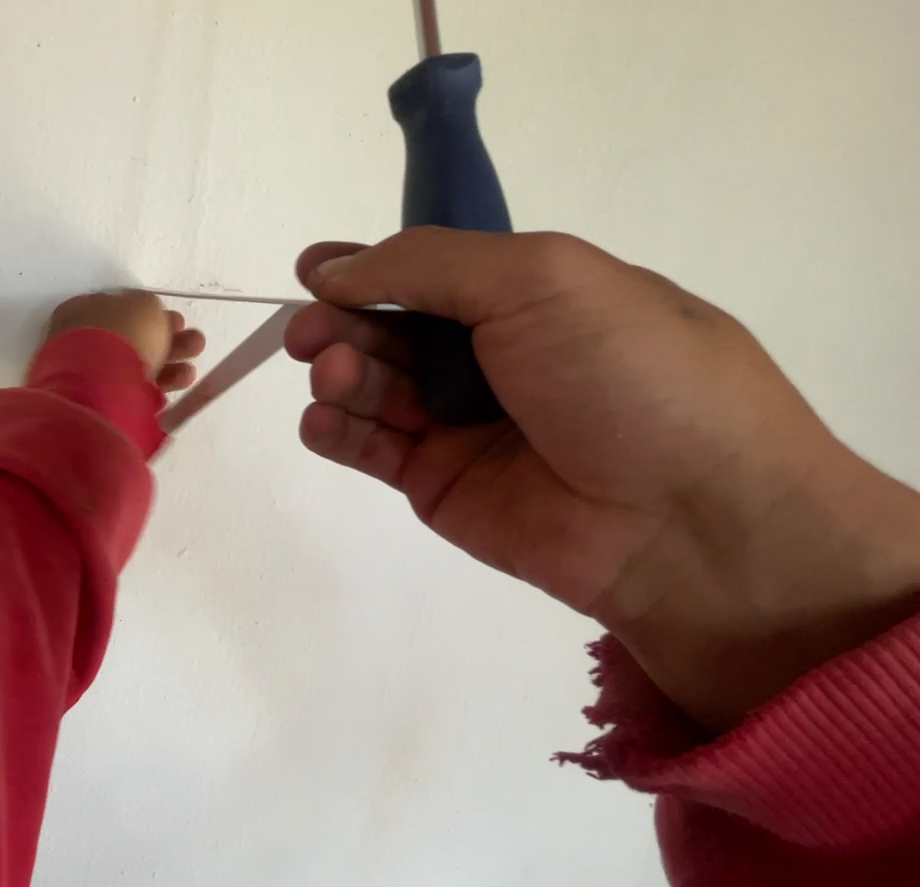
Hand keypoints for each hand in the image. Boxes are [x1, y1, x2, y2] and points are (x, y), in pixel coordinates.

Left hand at [48, 290, 205, 391]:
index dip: (153, 314)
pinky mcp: (102, 402)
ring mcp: (89, 374)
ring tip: (190, 371)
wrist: (100, 384)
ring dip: (170, 364)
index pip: (122, 308)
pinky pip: (136, 390)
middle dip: (169, 340)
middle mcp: (83, 341)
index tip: (180, 321)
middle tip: (195, 343)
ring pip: (138, 365)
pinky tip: (181, 383)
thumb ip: (150, 308)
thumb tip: (152, 320)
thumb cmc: (121, 334)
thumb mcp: (144, 306)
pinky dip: (160, 386)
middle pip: (134, 338)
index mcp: (83, 310)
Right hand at [289, 228, 919, 731]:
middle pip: (388, 329)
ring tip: (333, 378)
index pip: (430, 272)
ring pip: (370, 387)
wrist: (680, 521)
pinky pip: (364, 446)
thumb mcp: (541, 279)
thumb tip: (328, 271)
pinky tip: (321, 421)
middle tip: (306, 334)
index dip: (368, 267)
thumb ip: (426, 265)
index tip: (312, 269)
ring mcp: (457, 423)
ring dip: (339, 375)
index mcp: (531, 297)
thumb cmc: (627, 376)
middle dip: (339, 323)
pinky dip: (333, 429)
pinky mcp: (432, 481)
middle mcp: (490, 356)